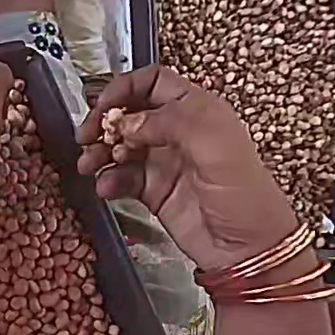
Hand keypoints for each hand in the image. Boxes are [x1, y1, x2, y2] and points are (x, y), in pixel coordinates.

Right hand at [78, 66, 300, 271]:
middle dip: (104, 122)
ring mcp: (163, 163)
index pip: (153, 83)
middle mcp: (177, 133)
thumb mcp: (216, 146)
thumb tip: (126, 122)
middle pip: (129, 114)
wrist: (247, 251)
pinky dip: (108, 181)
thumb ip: (172, 122)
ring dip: (100, 152)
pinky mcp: (152, 192)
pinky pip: (121, 178)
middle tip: (86, 137)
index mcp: (196, 111)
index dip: (125, 88)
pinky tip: (106, 189)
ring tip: (88, 165)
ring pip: (120, 146)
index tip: (102, 106)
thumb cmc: (243, 195)